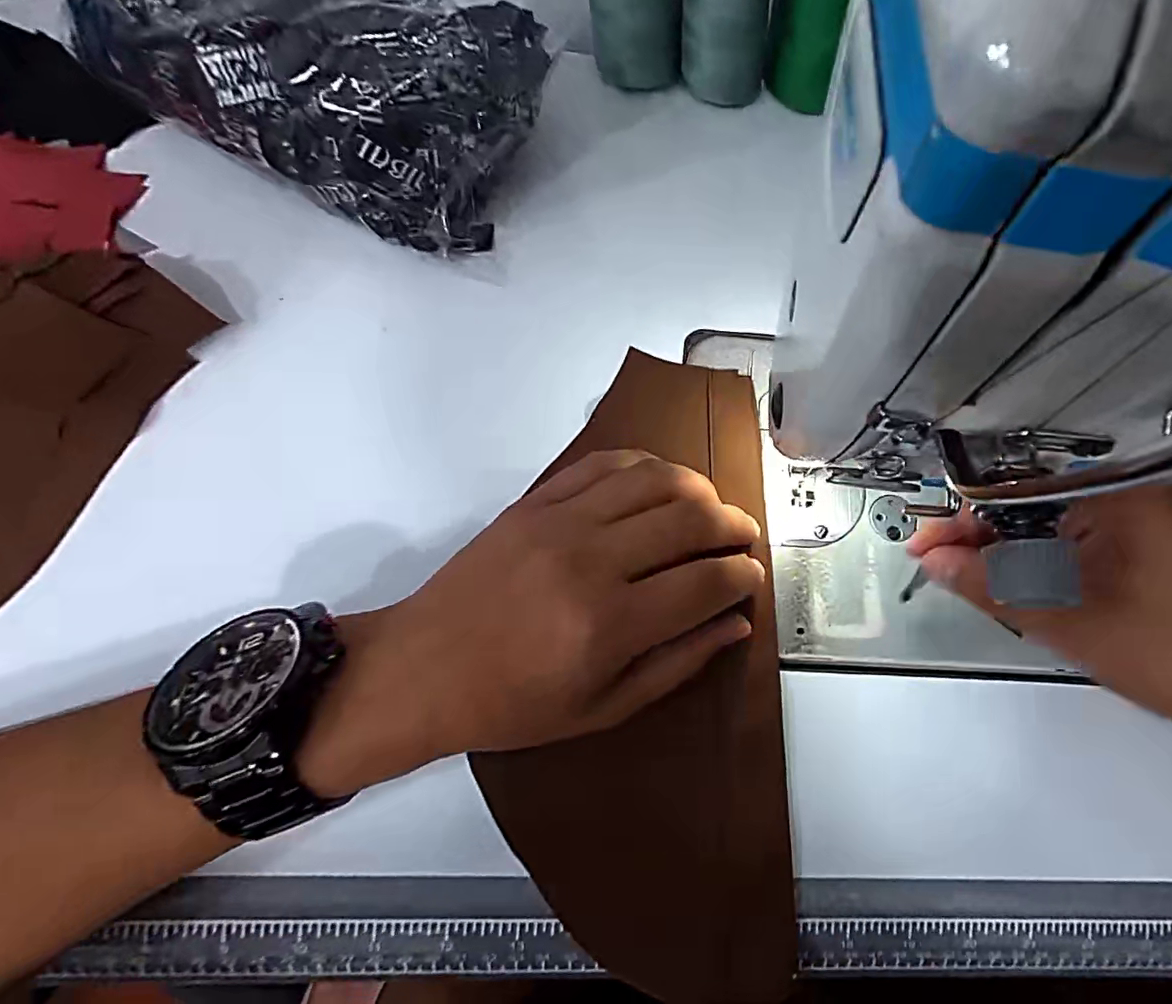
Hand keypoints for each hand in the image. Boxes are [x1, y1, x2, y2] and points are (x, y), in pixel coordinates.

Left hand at [298, 451, 767, 796]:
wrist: (420, 670)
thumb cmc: (512, 704)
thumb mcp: (603, 708)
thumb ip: (677, 663)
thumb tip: (735, 623)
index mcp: (609, 624)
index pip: (706, 582)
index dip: (743, 575)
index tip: (752, 577)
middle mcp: (591, 561)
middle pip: (691, 519)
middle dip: (734, 524)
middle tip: (744, 536)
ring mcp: (560, 521)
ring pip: (655, 479)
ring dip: (698, 488)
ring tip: (710, 507)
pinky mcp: (536, 501)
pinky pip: (605, 463)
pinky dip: (645, 465)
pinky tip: (660, 483)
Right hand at [908, 486, 1171, 749]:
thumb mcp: (1070, 622)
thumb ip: (993, 585)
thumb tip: (937, 561)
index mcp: (1117, 493)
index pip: (1014, 490)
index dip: (963, 519)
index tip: (930, 545)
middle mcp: (1134, 495)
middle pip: (1032, 505)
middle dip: (984, 538)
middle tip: (945, 567)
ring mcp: (1148, 520)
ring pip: (1056, 527)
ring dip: (1015, 554)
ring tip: (979, 582)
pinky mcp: (1155, 547)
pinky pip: (1083, 543)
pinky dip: (1050, 564)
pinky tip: (1029, 587)